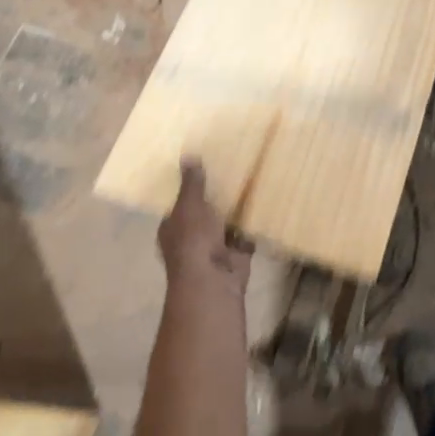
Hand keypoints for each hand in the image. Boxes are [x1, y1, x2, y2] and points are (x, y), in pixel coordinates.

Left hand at [157, 160, 252, 295]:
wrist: (213, 280)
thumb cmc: (193, 240)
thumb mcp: (190, 204)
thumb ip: (192, 183)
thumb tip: (187, 155)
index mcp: (173, 228)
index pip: (179, 205)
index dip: (191, 190)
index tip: (206, 171)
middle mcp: (190, 240)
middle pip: (204, 215)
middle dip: (216, 200)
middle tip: (232, 174)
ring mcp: (213, 250)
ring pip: (225, 226)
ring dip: (235, 213)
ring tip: (250, 185)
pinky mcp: (235, 257)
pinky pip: (244, 238)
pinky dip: (251, 228)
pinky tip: (261, 207)